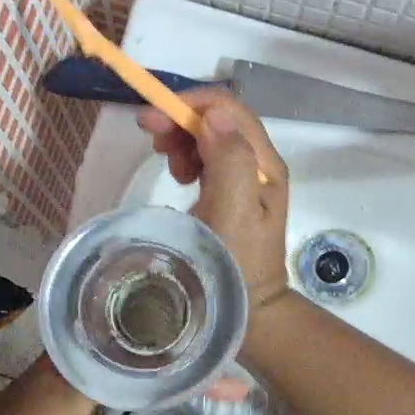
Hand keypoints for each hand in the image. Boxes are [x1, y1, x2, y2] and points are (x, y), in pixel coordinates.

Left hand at [0, 356, 214, 414]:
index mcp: (78, 384)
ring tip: (200, 375)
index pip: (150, 365)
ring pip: (116, 352)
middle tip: (225, 374)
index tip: (236, 388)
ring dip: (155, 361)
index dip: (197, 374)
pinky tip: (152, 388)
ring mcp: (52, 368)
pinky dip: (131, 371)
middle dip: (182, 357)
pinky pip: (100, 362)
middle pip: (135, 347)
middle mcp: (66, 363)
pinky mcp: (46, 379)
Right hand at [137, 88, 290, 314]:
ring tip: (170, 170)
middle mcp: (258, 164)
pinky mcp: (231, 192)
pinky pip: (206, 159)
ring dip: (181, 142)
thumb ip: (229, 160)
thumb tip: (213, 113)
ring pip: (209, 136)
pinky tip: (179, 179)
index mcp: (263, 163)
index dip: (188, 104)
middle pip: (217, 119)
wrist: (250, 310)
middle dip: (181, 121)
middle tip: (152, 144)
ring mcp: (246, 178)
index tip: (150, 122)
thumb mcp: (233, 213)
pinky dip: (186, 159)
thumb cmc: (237, 264)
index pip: (227, 108)